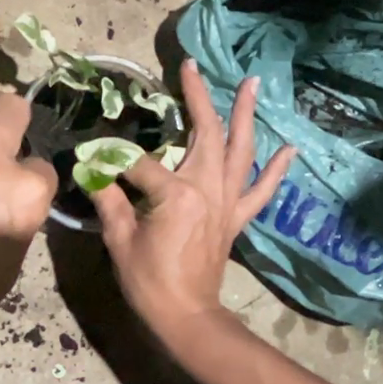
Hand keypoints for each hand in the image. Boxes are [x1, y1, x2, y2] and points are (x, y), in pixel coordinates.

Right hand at [90, 60, 294, 340]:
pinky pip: (261, 190)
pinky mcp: (237, 217)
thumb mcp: (120, 240)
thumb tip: (93, 171)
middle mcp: (208, 189)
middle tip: (192, 66)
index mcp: (176, 194)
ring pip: (240, 150)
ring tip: (254, 83)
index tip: (95, 158)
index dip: (114, 160)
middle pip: (205, 133)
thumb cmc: (149, 282)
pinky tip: (289, 148)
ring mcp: (227, 202)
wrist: (186, 316)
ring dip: (246, 115)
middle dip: (198, 97)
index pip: (140, 163)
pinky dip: (277, 169)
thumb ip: (109, 200)